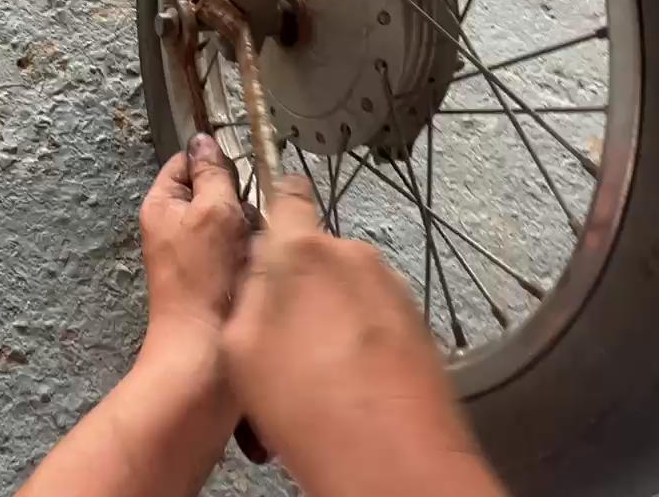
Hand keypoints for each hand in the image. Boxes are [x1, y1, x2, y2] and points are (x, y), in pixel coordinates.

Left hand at [138, 132, 249, 350]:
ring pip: (235, 221)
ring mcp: (196, 253)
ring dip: (252, 231)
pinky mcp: (216, 276)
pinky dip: (254, 255)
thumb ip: (211, 173)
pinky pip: (242, 250)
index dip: (214, 163)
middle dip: (240, 202)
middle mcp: (175, 225)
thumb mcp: (212, 212)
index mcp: (162, 204)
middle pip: (216, 192)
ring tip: (256, 251)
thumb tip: (203, 139)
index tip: (241, 174)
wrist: (206, 354)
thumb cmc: (205, 278)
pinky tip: (261, 269)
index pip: (186, 162)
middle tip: (247, 222)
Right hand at [223, 175, 504, 496]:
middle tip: (285, 332)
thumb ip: (246, 294)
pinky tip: (352, 378)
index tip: (268, 227)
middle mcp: (352, 254)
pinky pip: (376, 311)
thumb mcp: (239, 348)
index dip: (276, 206)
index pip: (288, 194)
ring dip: (332, 309)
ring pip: (346, 282)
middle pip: (315, 249)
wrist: (397, 463)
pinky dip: (362, 333)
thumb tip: (257, 274)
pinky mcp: (418, 319)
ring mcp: (391, 286)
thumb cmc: (308, 406)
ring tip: (321, 366)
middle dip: (299, 278)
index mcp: (302, 250)